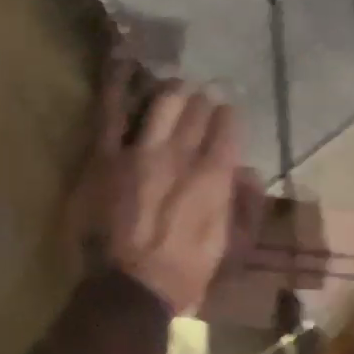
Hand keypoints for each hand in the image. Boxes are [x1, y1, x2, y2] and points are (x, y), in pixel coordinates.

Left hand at [79, 56, 241, 313]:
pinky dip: (118, 85)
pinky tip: (122, 63)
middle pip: (197, 109)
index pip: (228, 128)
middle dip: (201, 102)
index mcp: (215, 176)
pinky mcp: (105, 157)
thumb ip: (242, 206)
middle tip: (199, 102)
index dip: (227, 119)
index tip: (225, 118)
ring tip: (173, 88)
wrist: (129, 290)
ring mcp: (141, 151)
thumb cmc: (183, 277)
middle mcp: (182, 154)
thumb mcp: (228, 248)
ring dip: (171, 90)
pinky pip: (111, 112)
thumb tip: (248, 174)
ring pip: (162, 101)